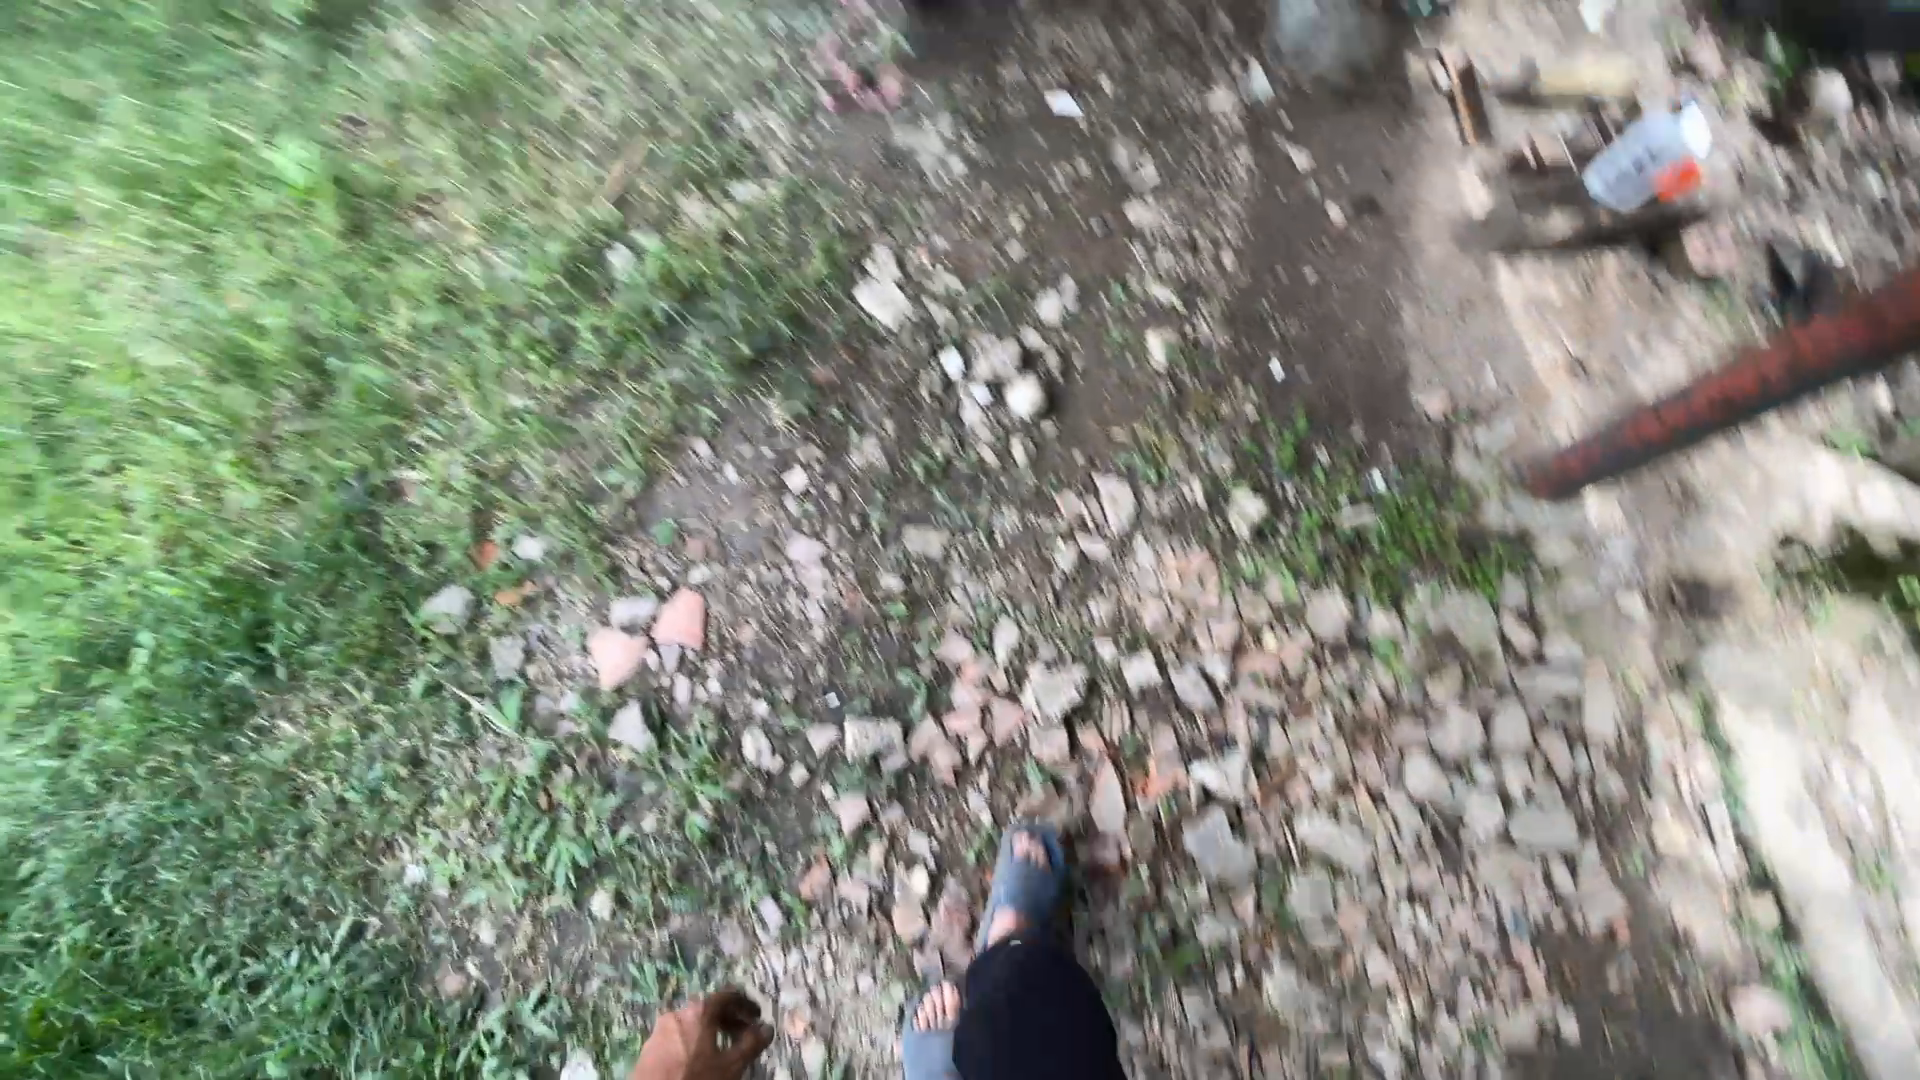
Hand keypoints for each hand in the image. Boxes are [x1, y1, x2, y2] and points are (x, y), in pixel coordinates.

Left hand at [628, 988, 774, 1079]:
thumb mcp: (730, 1066)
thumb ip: (751, 1044)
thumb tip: (767, 1028)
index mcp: (699, 1010)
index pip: (728, 996)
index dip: (746, 1006)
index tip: (757, 1017)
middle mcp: (678, 1012)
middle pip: (709, 1009)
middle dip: (729, 1020)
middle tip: (743, 1034)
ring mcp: (659, 1031)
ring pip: (691, 1023)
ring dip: (710, 1031)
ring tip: (721, 1049)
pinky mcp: (647, 1050)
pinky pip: (676, 1037)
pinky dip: (692, 1041)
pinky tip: (697, 1060)